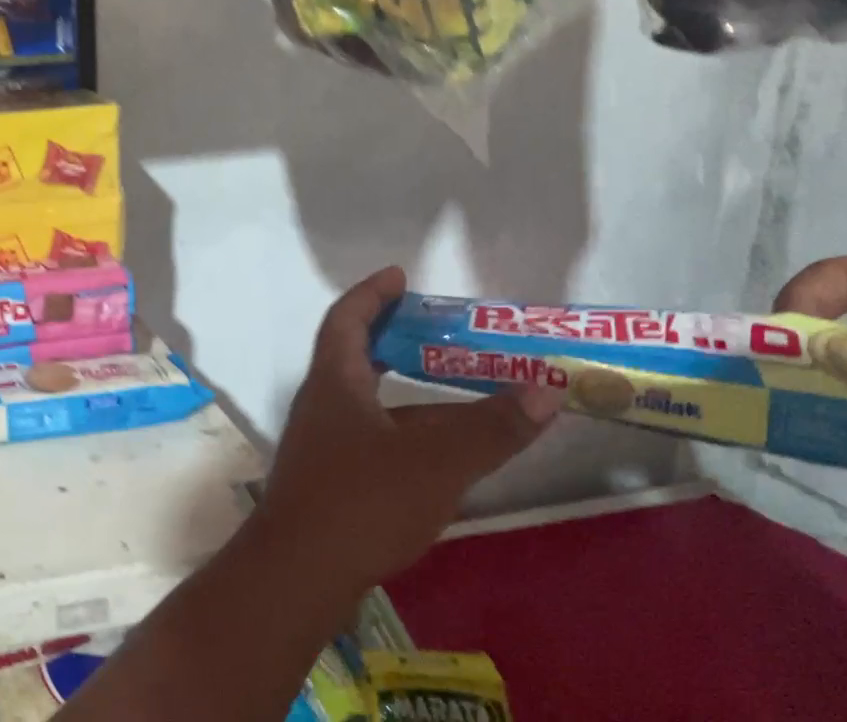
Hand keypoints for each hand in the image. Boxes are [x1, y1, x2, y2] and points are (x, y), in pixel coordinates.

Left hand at [250, 267, 565, 594]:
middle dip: (393, 339)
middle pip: (354, 357)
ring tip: (462, 393)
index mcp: (334, 382)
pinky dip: (404, 434)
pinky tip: (440, 456)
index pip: (346, 320)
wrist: (298, 570)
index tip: (399, 275)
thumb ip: (491, 427)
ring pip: (368, 404)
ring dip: (409, 394)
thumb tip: (548, 387)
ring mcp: (321, 444)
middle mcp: (321, 404)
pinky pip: (370, 438)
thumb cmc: (361, 501)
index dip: (371, 294)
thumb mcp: (436, 462)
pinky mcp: (328, 480)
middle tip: (436, 331)